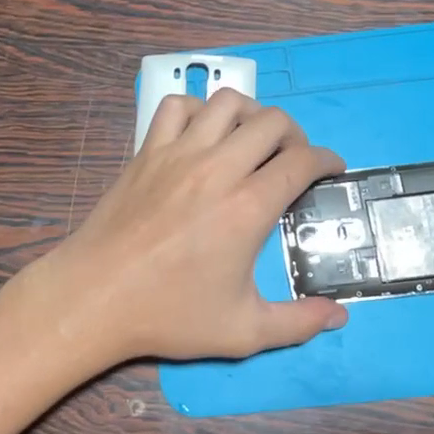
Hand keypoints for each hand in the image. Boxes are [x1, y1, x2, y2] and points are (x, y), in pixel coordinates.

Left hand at [29, 89, 349, 364]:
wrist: (95, 297)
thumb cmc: (168, 314)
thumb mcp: (242, 331)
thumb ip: (297, 324)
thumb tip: (338, 316)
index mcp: (248, 207)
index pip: (302, 161)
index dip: (327, 160)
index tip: (332, 169)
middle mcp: (217, 168)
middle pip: (272, 121)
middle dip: (295, 134)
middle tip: (294, 159)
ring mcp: (178, 153)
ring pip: (226, 102)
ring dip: (251, 113)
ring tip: (253, 139)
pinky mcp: (147, 151)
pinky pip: (176, 106)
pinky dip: (197, 109)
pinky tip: (203, 133)